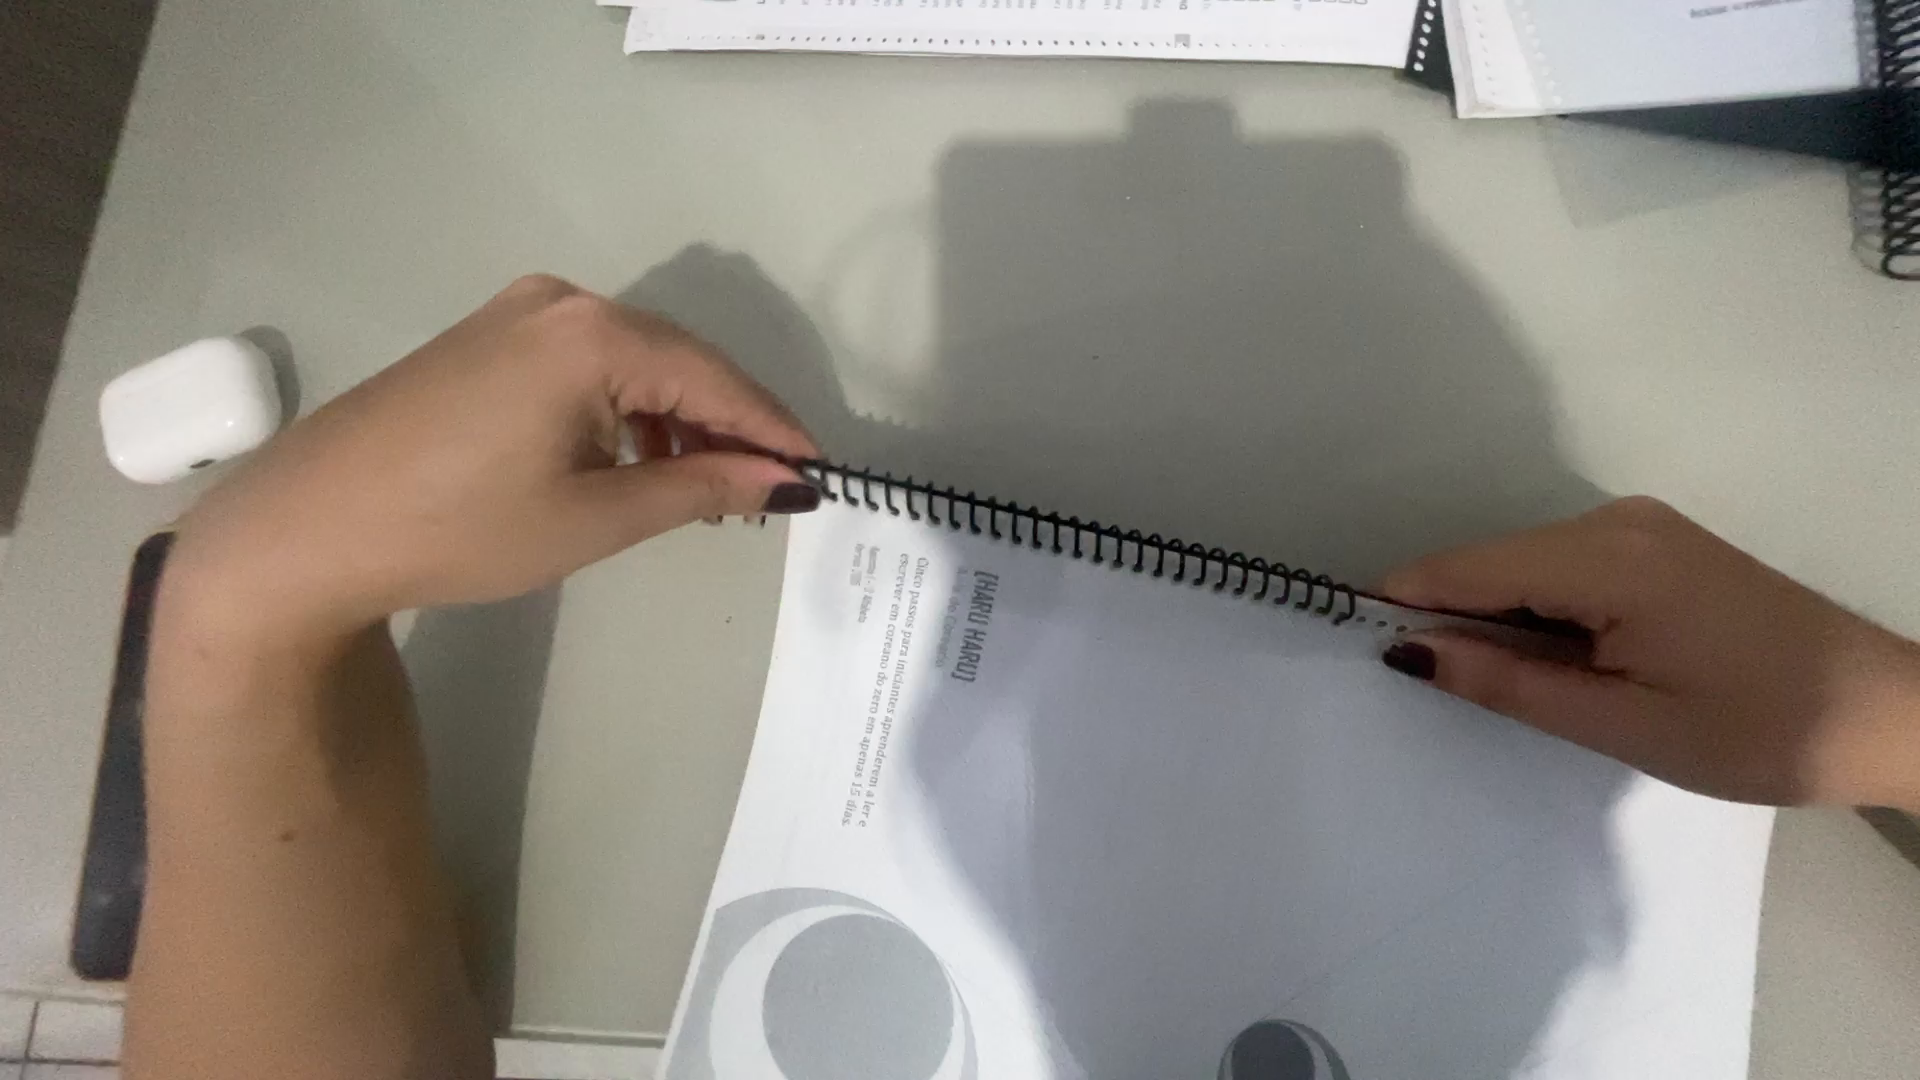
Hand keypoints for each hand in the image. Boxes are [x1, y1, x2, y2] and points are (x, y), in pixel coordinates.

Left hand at [165, 274, 820, 642]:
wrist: (304, 533)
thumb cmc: (463, 529)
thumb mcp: (600, 516)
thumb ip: (706, 489)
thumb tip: (792, 484)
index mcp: (593, 336)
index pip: (717, 381)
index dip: (775, 431)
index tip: (823, 472)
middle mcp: (565, 303)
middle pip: (686, 364)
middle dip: (734, 428)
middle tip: (772, 489)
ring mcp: (526, 313)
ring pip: (645, 365)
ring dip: (686, 422)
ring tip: (710, 488)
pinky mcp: (500, 336)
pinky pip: (601, 366)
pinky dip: (638, 412)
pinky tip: (646, 459)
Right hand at [1381, 497, 1919, 809]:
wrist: (1903, 716)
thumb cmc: (1764, 731)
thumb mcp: (1621, 724)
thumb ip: (1503, 681)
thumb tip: (1405, 651)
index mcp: (1605, 560)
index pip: (1459, 570)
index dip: (1400, 605)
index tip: (1364, 649)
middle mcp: (1608, 522)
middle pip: (1481, 563)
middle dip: (1448, 617)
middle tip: (1452, 684)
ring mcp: (1629, 524)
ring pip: (1509, 564)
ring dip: (1489, 615)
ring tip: (1519, 676)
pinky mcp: (1642, 537)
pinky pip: (1545, 564)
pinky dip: (1527, 605)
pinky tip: (1559, 649)